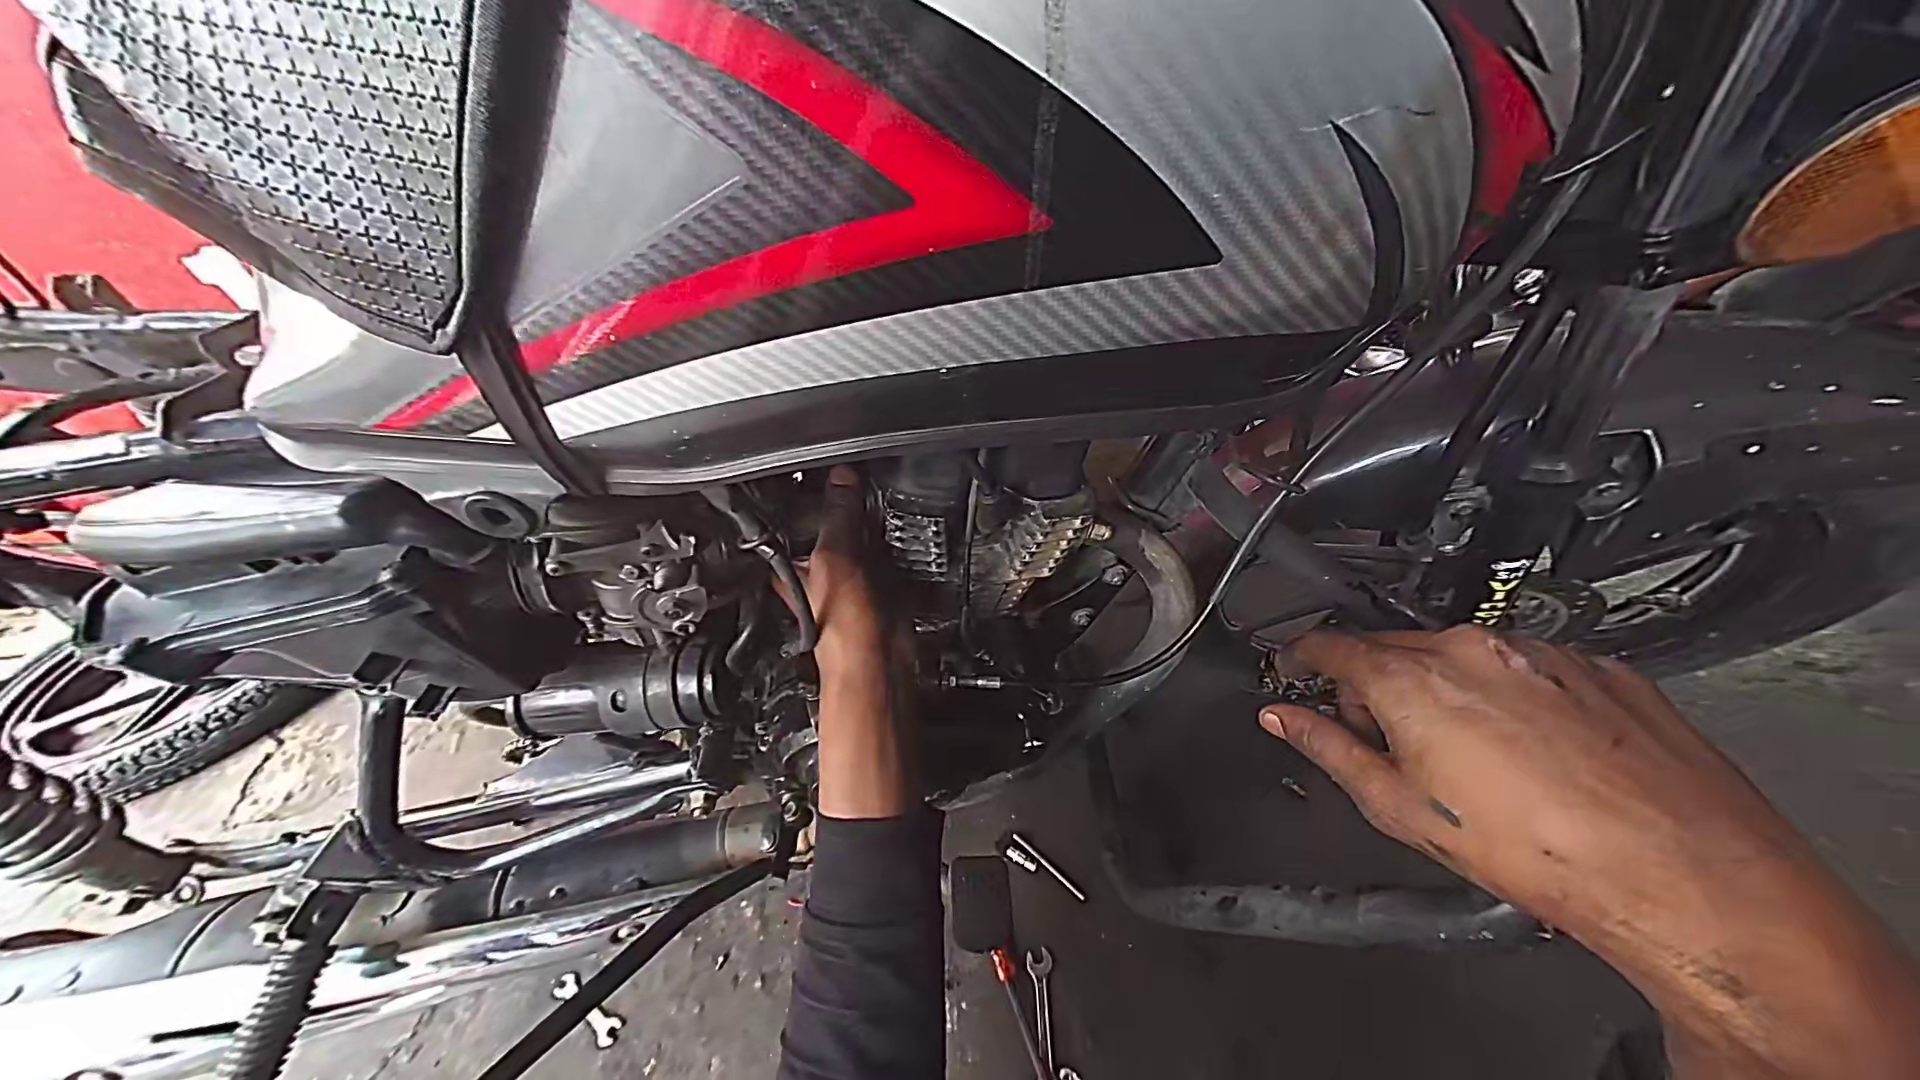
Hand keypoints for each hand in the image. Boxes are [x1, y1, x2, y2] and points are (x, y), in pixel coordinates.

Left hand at [801, 465, 886, 672]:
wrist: (878, 664)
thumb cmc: (840, 630)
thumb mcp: (834, 559)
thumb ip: (839, 517)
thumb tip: (841, 479)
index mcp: (796, 566)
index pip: (797, 519)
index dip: (810, 494)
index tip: (830, 471)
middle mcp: (822, 572)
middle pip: (835, 527)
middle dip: (850, 506)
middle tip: (863, 480)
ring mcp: (854, 580)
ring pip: (865, 540)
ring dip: (877, 525)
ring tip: (884, 500)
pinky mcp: (883, 590)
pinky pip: (892, 558)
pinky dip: (900, 546)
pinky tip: (905, 533)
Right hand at [1259, 626, 1919, 1077]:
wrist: (1686, 878)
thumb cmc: (1535, 849)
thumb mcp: (1395, 804)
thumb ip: (1325, 745)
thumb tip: (1283, 717)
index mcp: (1409, 678)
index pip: (1330, 645)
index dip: (1304, 657)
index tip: (1298, 666)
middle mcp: (1469, 649)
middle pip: (1391, 649)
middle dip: (1374, 685)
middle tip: (1390, 741)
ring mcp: (1537, 652)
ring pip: (1456, 654)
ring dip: (1440, 687)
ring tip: (1472, 756)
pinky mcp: (1595, 667)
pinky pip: (1523, 664)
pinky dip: (1506, 692)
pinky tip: (1529, 749)